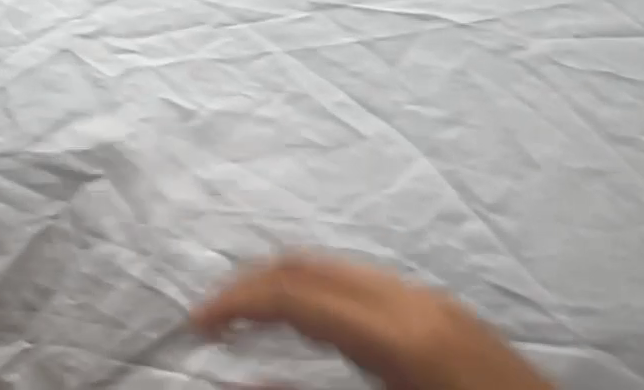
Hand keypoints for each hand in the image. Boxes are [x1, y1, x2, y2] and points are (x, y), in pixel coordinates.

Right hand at [191, 254, 555, 389]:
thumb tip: (235, 382)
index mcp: (398, 333)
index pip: (289, 293)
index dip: (232, 302)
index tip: (194, 323)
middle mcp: (412, 300)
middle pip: (303, 265)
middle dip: (249, 284)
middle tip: (215, 319)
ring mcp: (435, 300)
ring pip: (331, 266)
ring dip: (282, 284)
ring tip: (254, 320)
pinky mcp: (449, 312)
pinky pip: (362, 281)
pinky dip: (319, 291)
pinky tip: (316, 327)